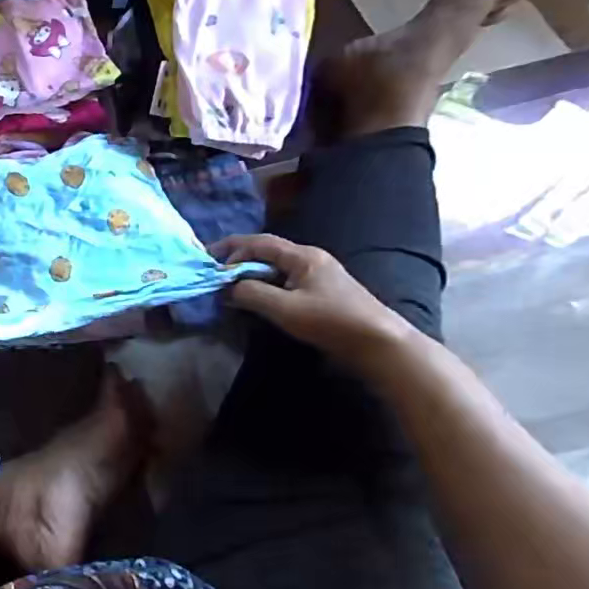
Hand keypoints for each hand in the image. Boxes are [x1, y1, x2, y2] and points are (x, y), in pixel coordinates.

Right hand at [211, 235, 413, 360]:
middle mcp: (310, 259)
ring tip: (231, 290)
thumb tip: (227, 288)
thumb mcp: (285, 309)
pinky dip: (266, 287)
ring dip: (252, 276)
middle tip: (216, 277)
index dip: (231, 247)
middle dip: (239, 262)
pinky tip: (257, 302)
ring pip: (276, 269)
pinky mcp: (323, 294)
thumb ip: (251, 294)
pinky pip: (286, 283)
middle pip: (267, 253)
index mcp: (302, 256)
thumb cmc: (331, 321)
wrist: (380, 345)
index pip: (259, 242)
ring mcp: (319, 277)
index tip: (208, 258)